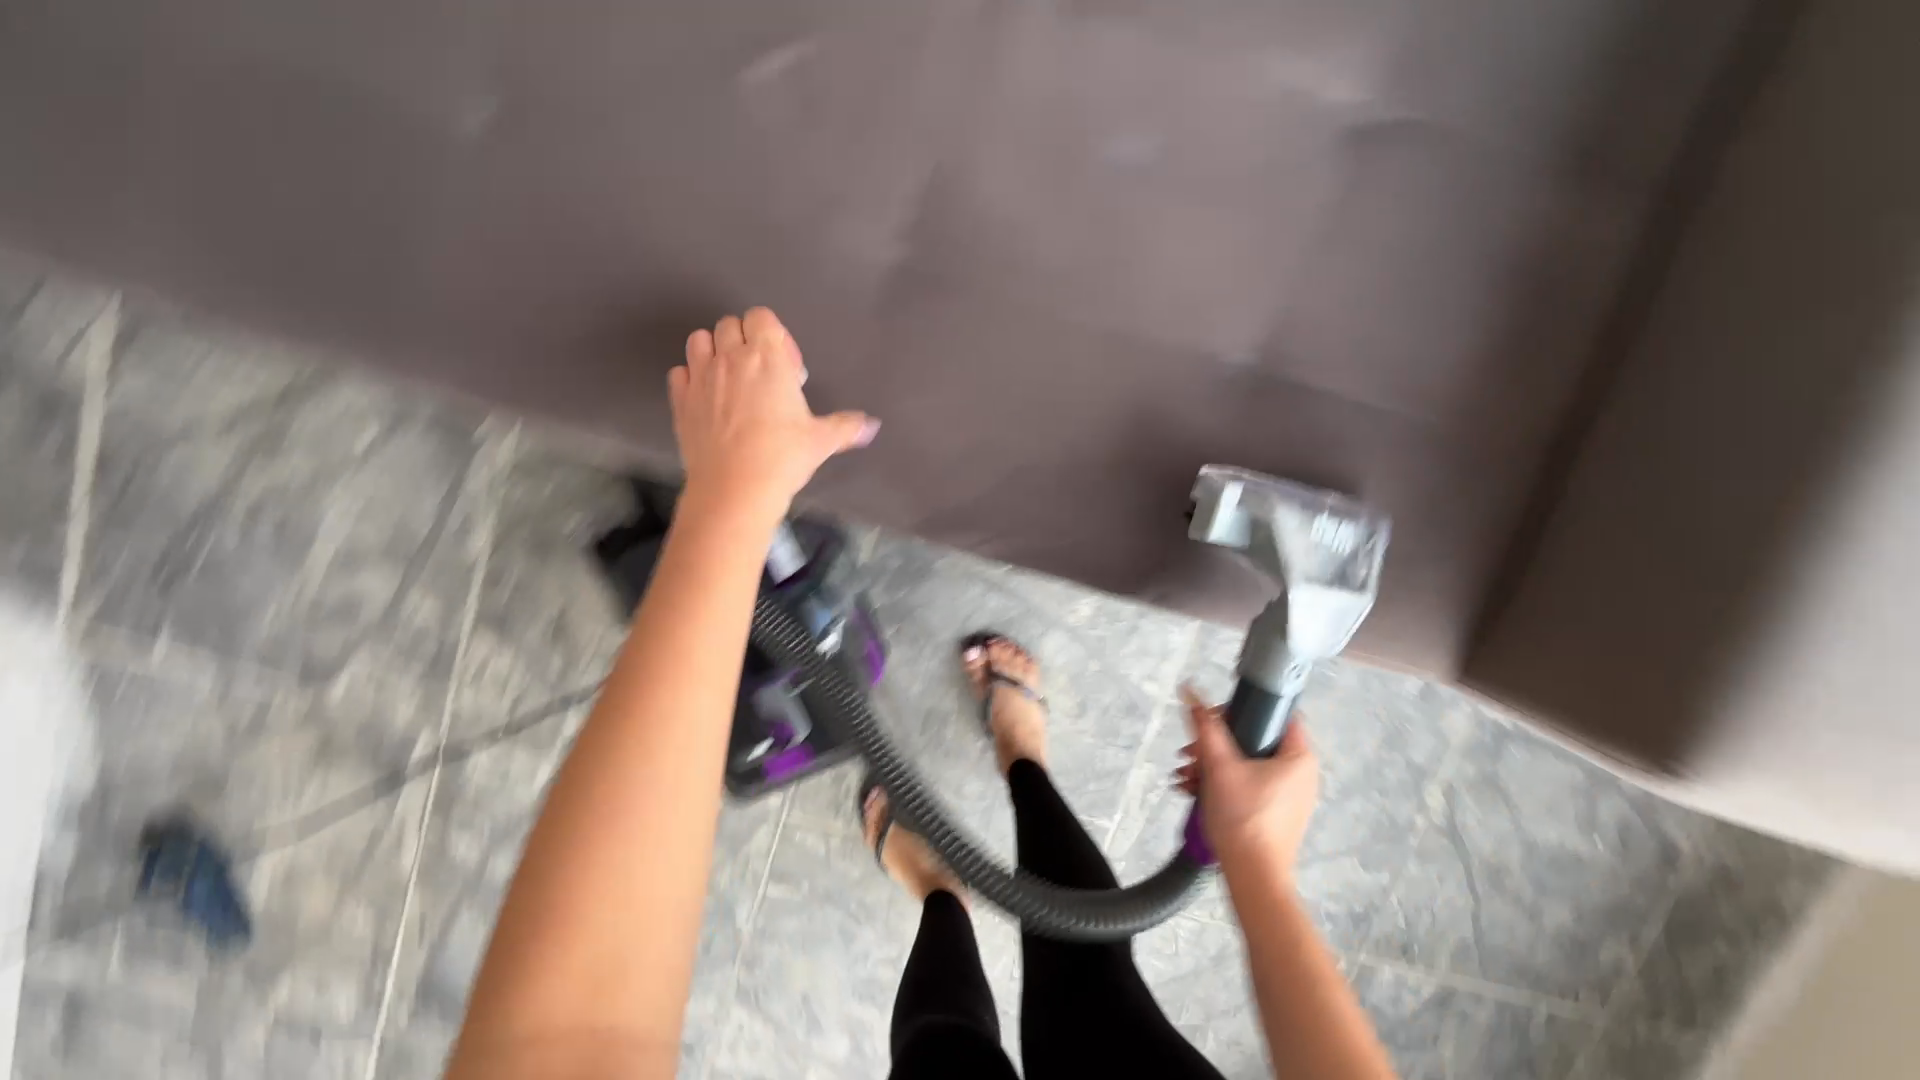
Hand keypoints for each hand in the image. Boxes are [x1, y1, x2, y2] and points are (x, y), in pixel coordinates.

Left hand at [669, 307, 878, 517]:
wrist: (734, 487)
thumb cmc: (783, 457)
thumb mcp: (821, 441)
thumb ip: (846, 427)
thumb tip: (871, 426)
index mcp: (768, 358)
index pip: (761, 317)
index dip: (771, 334)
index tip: (783, 364)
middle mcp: (731, 357)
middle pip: (729, 325)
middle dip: (743, 340)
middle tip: (758, 373)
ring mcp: (700, 376)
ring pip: (699, 340)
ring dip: (713, 351)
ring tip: (728, 379)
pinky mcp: (680, 399)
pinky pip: (680, 372)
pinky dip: (691, 378)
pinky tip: (705, 399)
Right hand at [1174, 684, 1319, 876]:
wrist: (1252, 876)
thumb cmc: (1244, 816)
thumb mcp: (1220, 766)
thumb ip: (1205, 727)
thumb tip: (1190, 692)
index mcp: (1299, 756)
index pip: (1276, 713)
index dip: (1244, 709)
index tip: (1214, 718)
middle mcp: (1300, 773)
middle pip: (1253, 740)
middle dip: (1214, 744)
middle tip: (1190, 753)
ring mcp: (1288, 796)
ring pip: (1245, 765)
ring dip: (1211, 765)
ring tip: (1185, 775)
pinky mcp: (1274, 814)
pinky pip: (1246, 787)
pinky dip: (1221, 785)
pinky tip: (1193, 790)